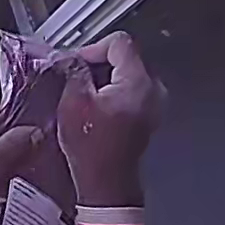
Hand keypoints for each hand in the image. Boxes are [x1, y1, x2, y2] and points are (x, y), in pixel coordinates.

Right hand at [58, 32, 164, 206]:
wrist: (106, 182)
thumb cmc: (91, 146)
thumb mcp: (73, 101)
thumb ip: (74, 70)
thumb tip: (71, 57)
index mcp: (138, 82)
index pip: (119, 42)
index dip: (93, 48)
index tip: (76, 62)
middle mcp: (153, 89)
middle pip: (125, 55)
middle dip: (98, 61)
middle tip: (74, 74)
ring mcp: (154, 103)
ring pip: (127, 71)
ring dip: (103, 75)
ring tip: (82, 90)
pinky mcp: (148, 114)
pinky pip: (130, 88)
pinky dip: (112, 89)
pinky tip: (93, 103)